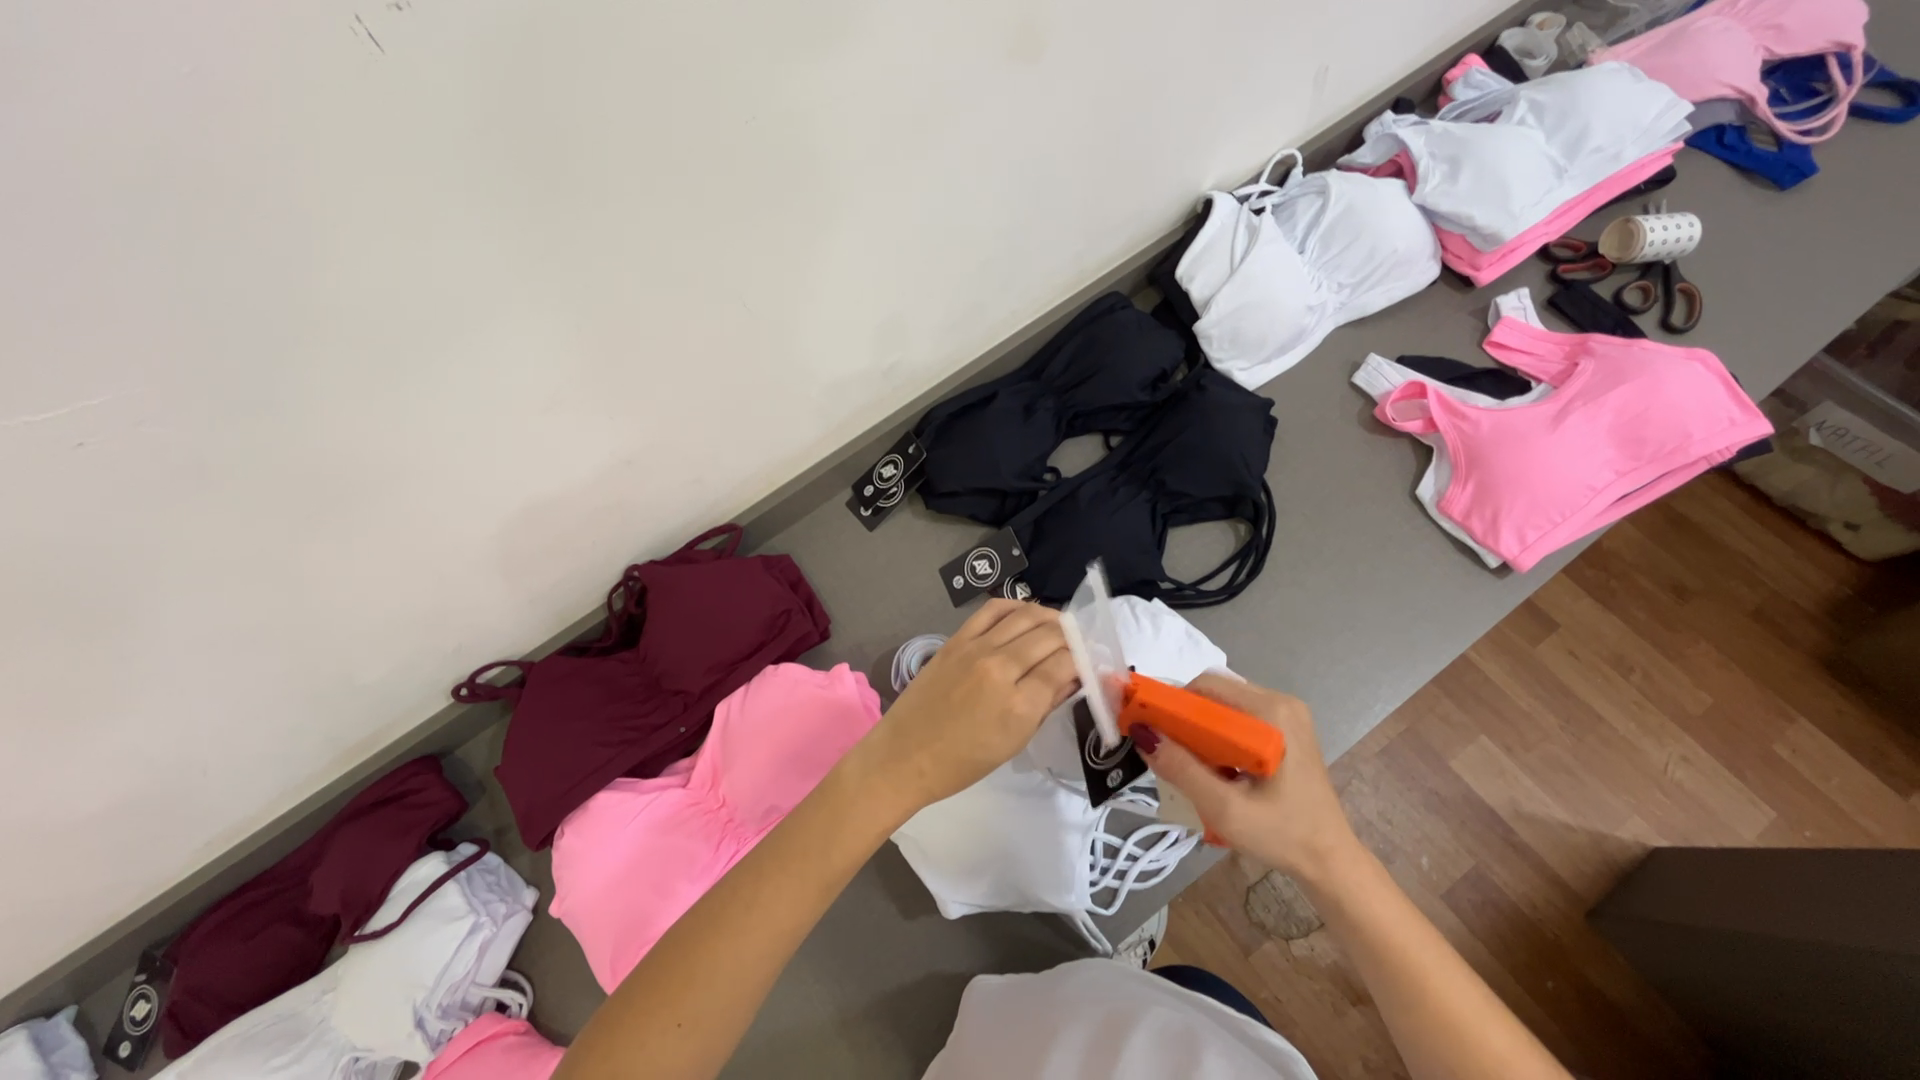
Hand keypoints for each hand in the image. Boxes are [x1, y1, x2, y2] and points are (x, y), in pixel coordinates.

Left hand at [854, 599, 1079, 813]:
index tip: (1091, 663)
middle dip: (1073, 638)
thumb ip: (1047, 704)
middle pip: (1051, 636)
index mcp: (1020, 704)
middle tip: (1080, 645)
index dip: (1085, 660)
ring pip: (1026, 615)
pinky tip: (1027, 614)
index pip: (1066, 665)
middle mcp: (1001, 668)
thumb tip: (1074, 678)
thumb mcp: (1015, 742)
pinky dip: (1016, 606)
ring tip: (1060, 627)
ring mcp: (976, 649)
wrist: (904, 756)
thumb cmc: (963, 763)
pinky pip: (993, 610)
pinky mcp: (955, 640)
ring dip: (1050, 617)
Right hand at [1133, 675, 1359, 881]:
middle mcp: (1281, 702)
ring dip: (1199, 729)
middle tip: (1168, 754)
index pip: (1206, 686)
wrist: (1329, 860)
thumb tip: (1141, 733)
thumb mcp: (1224, 808)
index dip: (1171, 704)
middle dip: (1184, 719)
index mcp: (1272, 713)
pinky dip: (1217, 736)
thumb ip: (1181, 769)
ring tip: (1189, 765)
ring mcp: (1287, 715)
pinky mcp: (1287, 729)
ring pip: (1223, 706)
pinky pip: (1238, 718)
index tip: (1149, 731)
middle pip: (1214, 694)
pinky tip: (1214, 768)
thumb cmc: (1282, 835)